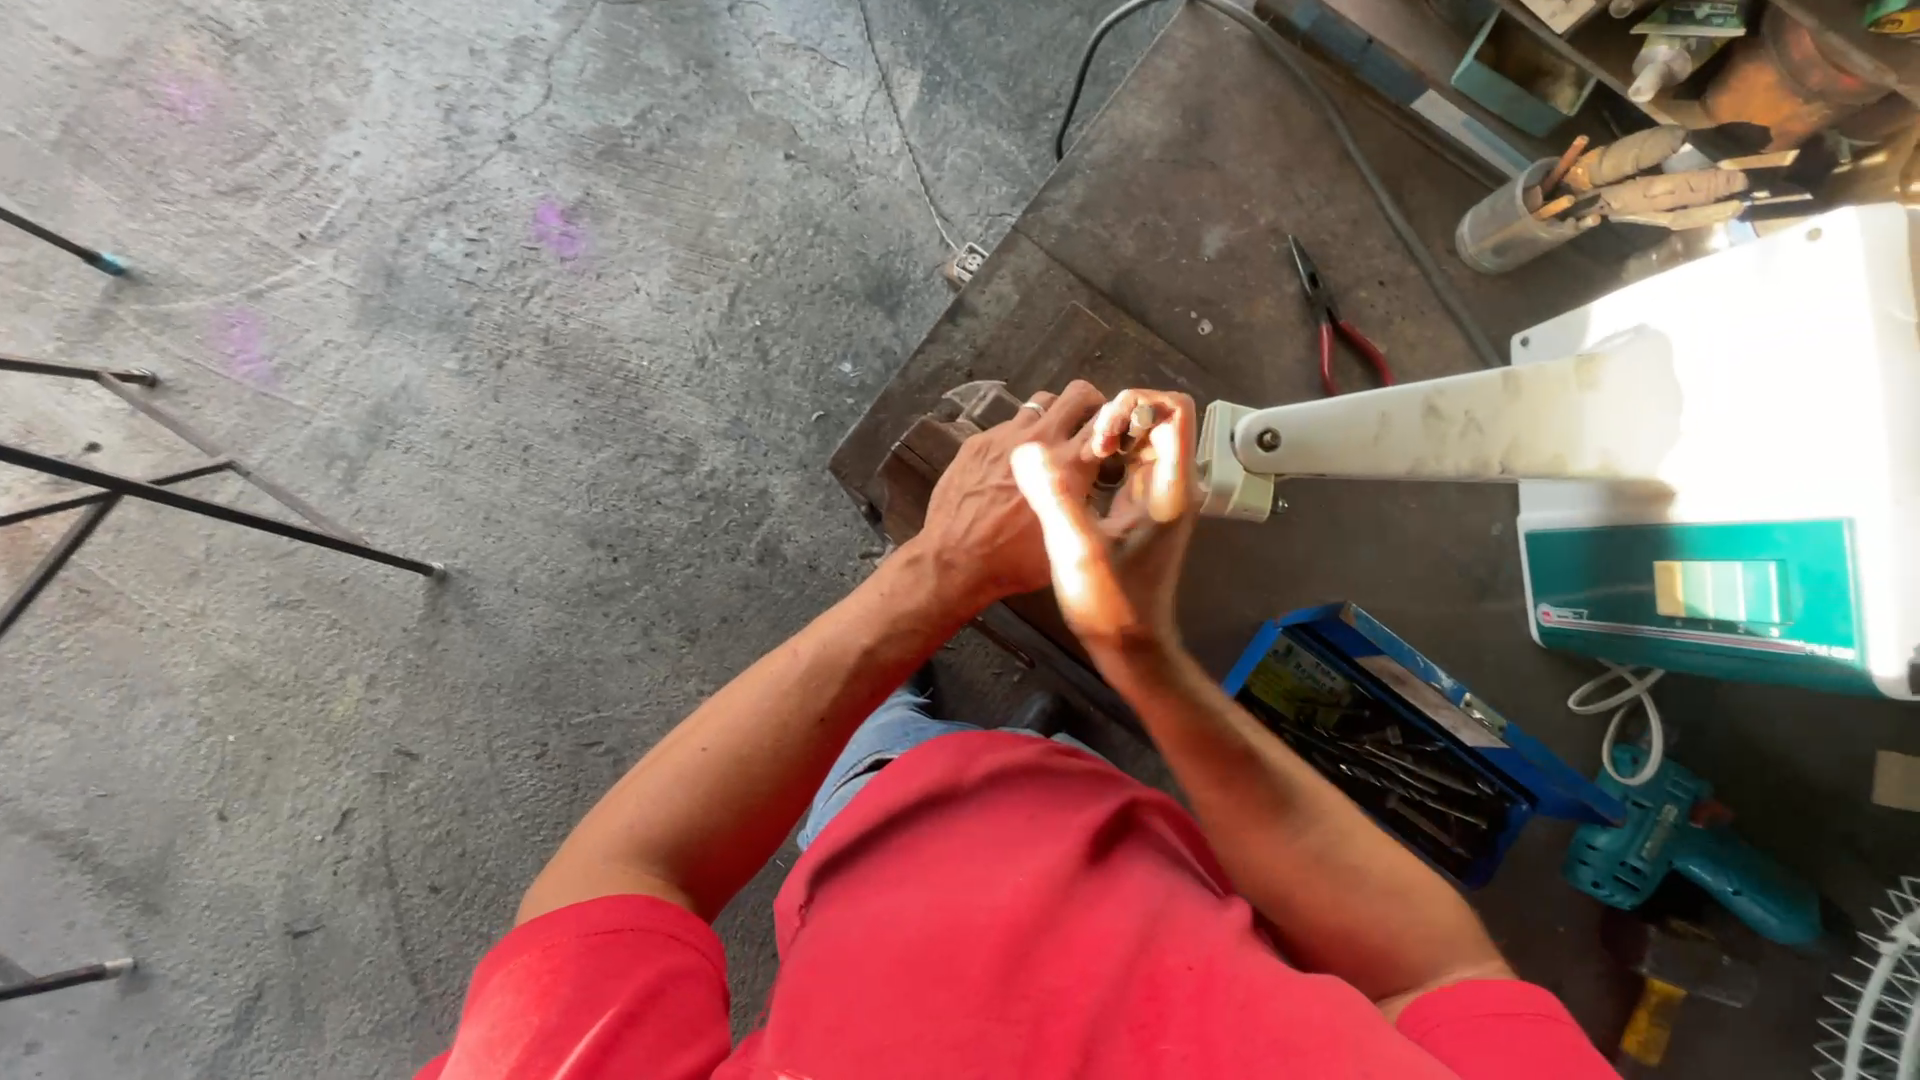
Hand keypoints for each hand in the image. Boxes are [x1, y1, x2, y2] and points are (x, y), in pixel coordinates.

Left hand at [911, 380, 1106, 613]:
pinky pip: (1006, 426)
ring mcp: (1004, 436)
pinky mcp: (977, 442)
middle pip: (1076, 393)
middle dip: (1088, 403)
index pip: (1105, 421)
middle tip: (1085, 424)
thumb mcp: (1066, 538)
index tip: (1111, 437)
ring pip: (1039, 403)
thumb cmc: (1016, 560)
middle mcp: (1040, 439)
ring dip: (1050, 416)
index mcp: (1070, 464)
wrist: (956, 558)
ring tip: (1047, 440)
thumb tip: (1089, 491)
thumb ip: (1083, 505)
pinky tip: (1007, 465)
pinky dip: (1016, 438)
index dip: (1113, 424)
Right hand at [1010, 389, 1197, 663]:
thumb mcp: (1078, 552)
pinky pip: (1123, 466)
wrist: (1129, 650)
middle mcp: (1168, 485)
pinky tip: (1071, 478)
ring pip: (1136, 441)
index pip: (1173, 411)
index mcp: (1169, 488)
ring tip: (1074, 461)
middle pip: (1153, 419)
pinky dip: (1099, 460)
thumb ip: (1056, 499)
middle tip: (1082, 451)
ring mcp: (1153, 498)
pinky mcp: (1136, 512)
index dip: (1135, 403)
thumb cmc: (1110, 606)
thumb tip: (1029, 451)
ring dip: (1104, 439)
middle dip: (1114, 419)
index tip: (1096, 434)